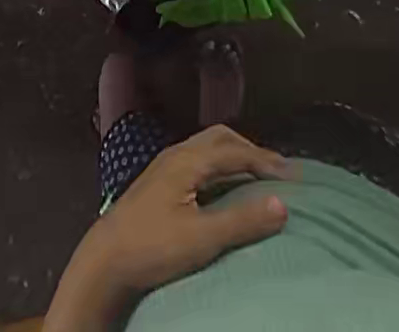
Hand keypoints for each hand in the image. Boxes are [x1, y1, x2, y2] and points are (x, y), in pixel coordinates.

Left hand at [47, 126, 293, 327]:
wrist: (104, 259)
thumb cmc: (152, 246)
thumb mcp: (201, 238)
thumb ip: (242, 220)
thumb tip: (283, 203)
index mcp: (187, 160)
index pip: (235, 151)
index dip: (266, 161)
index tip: (294, 176)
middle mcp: (177, 153)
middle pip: (220, 138)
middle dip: (251, 149)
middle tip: (277, 169)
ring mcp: (165, 165)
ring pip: (207, 146)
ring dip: (234, 154)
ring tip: (256, 174)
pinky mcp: (159, 180)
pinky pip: (198, 158)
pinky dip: (220, 164)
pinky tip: (224, 184)